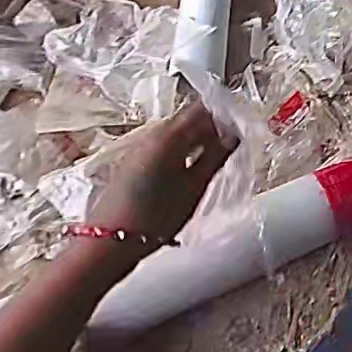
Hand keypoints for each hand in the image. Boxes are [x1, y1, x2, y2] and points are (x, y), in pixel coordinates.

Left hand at [86, 100, 234, 243]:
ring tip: (217, 155)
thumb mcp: (194, 186)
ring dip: (197, 138)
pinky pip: (166, 145)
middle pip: (188, 119)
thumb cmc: (157, 215)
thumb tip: (232, 134)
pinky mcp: (135, 161)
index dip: (223, 113)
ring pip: (177, 133)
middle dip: (212, 126)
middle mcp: (153, 134)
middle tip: (233, 141)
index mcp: (169, 135)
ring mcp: (141, 147)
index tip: (241, 123)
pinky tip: (193, 165)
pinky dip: (183, 149)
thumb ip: (215, 156)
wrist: (110, 241)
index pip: (201, 109)